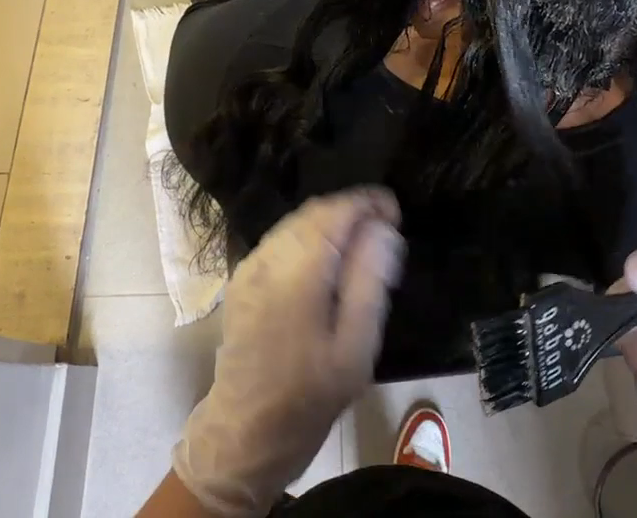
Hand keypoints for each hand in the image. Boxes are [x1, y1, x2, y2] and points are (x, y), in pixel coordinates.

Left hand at [171, 189, 404, 515]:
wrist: (243, 434)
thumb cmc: (308, 397)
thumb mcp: (355, 348)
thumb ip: (369, 281)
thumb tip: (383, 230)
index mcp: (297, 273)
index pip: (333, 212)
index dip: (367, 202)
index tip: (395, 210)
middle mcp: (267, 260)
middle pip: (312, 212)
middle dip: (350, 210)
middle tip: (385, 227)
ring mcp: (249, 269)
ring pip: (294, 224)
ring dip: (329, 223)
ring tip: (362, 243)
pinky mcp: (241, 282)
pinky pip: (279, 242)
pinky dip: (308, 238)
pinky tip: (328, 261)